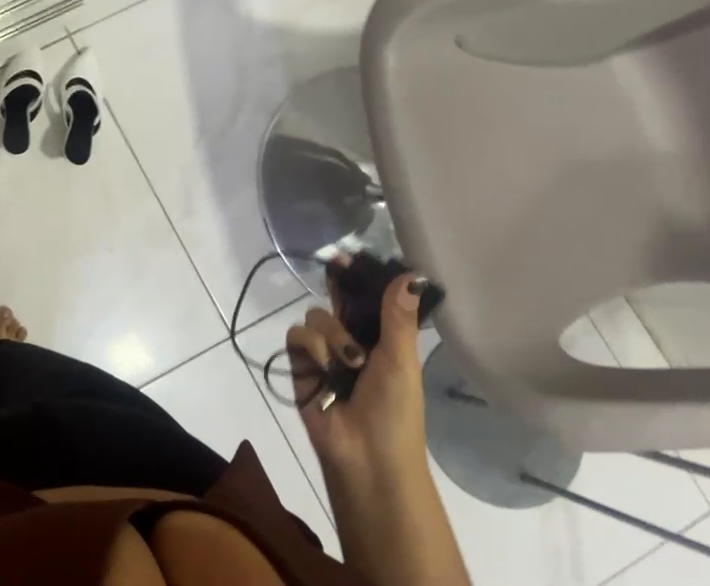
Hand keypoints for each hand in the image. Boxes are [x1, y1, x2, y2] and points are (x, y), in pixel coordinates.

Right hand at [286, 270, 429, 477]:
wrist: (366, 454)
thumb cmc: (396, 410)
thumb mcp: (402, 361)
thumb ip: (398, 317)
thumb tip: (412, 274)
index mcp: (382, 338)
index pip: (368, 298)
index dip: (359, 277)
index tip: (349, 254)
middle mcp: (351, 339)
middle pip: (337, 299)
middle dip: (338, 289)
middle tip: (337, 268)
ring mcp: (324, 351)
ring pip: (316, 315)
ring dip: (333, 334)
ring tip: (348, 362)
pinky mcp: (300, 363)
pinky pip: (297, 335)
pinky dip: (311, 347)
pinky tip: (324, 366)